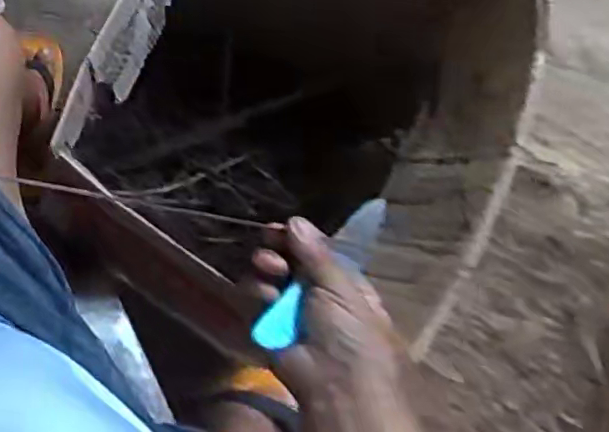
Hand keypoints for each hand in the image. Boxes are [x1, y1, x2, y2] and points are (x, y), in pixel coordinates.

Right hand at [248, 218, 419, 431]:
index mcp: (349, 293)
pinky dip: (255, 290)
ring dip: (266, 267)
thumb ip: (317, 256)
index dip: (300, 241)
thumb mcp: (343, 294)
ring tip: (266, 269)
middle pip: (291, 262)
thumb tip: (296, 219)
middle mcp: (320, 299)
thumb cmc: (353, 340)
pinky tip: (261, 293)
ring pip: (270, 275)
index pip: (320, 256)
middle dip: (278, 251)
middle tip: (269, 245)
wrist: (335, 388)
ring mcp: (293, 311)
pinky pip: (255, 295)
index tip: (280, 229)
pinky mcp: (269, 322)